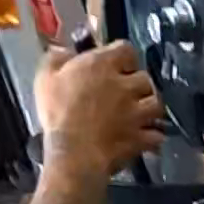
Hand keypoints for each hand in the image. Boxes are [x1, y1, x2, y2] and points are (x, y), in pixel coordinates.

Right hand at [35, 41, 165, 184]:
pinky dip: (154, 136)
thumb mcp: (46, 77)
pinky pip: (158, 135)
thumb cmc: (58, 114)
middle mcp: (124, 87)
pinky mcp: (141, 138)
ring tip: (143, 114)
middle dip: (140, 85)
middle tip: (131, 93)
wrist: (74, 153)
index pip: (126, 50)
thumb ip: (57, 58)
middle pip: (146, 78)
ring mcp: (136, 114)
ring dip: (152, 108)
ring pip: (157, 105)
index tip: (118, 66)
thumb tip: (65, 50)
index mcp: (102, 65)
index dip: (124, 57)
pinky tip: (147, 138)